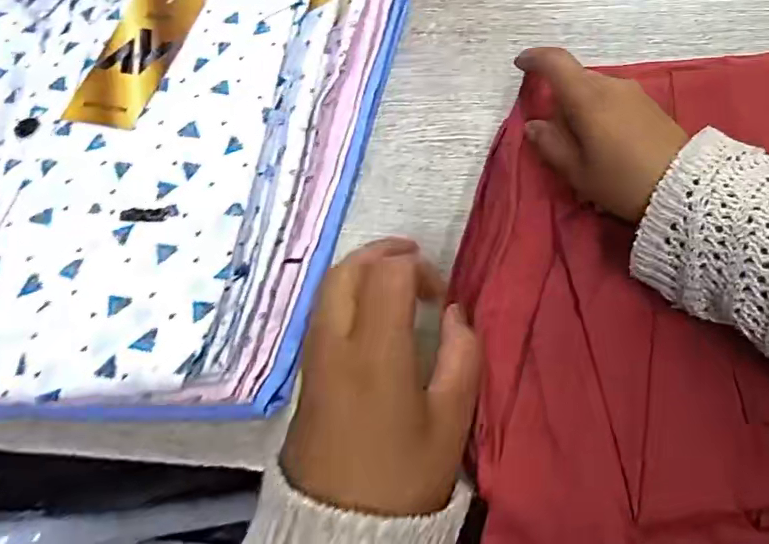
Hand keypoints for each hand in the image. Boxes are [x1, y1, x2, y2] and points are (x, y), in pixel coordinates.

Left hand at [281, 238, 479, 516]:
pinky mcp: (305, 384)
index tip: (442, 294)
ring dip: (363, 273)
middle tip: (416, 256)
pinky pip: (322, 318)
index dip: (419, 267)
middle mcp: (334, 352)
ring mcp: (312, 367)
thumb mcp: (453, 414)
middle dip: (381, 253)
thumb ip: (463, 353)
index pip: (387, 275)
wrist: (339, 535)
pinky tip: (378, 315)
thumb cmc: (406, 474)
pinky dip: (350, 297)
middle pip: (343, 274)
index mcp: (374, 355)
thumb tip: (456, 313)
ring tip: (400, 283)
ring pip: (326, 293)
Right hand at [514, 47, 689, 222]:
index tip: (521, 64)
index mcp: (589, 96)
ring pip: (596, 88)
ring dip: (583, 106)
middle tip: (558, 136)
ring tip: (586, 145)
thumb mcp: (578, 171)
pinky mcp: (650, 102)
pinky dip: (602, 110)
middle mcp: (612, 85)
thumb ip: (551, 144)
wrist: (682, 183)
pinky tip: (607, 140)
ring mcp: (634, 91)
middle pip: (577, 79)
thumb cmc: (622, 179)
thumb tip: (535, 124)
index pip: (557, 62)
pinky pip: (614, 97)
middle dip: (561, 98)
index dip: (536, 58)